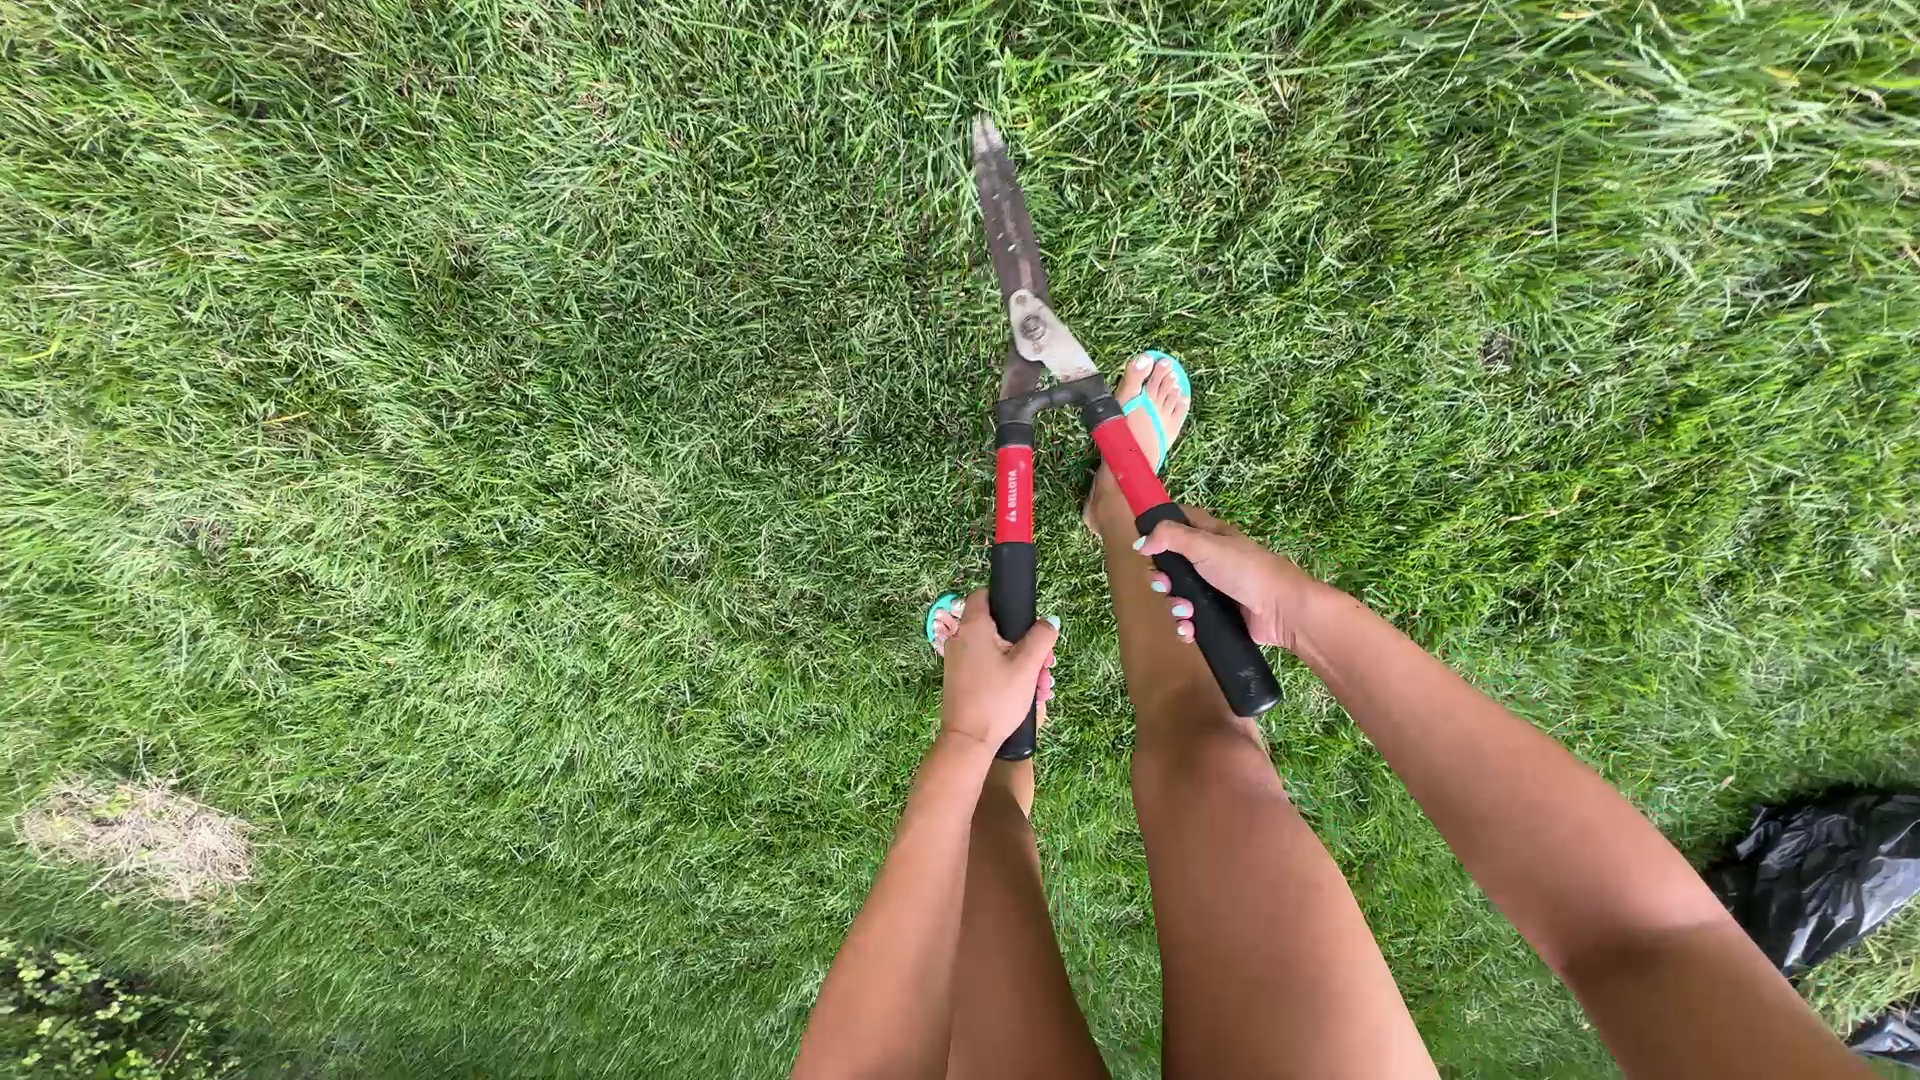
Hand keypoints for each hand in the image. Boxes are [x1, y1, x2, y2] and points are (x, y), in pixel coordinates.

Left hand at [938, 589, 1060, 748]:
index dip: (1005, 601)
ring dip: (1022, 664)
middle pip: (998, 629)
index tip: (1026, 619)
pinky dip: (1008, 675)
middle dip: (1027, 644)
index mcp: (973, 627)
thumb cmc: (997, 698)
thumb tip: (1049, 622)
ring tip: (1042, 686)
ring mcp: (959, 661)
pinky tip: (1028, 694)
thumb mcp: (1027, 666)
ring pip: (998, 652)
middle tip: (1046, 664)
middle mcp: (961, 639)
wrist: (969, 740)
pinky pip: (989, 667)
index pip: (983, 595)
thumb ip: (1041, 638)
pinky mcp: (961, 679)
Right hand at [1136, 506, 1323, 650]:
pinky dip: (1185, 625)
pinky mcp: (1217, 616)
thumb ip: (1170, 538)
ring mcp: (1214, 590)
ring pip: (1178, 595)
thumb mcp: (1206, 545)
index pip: (1180, 523)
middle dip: (1163, 577)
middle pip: (1171, 565)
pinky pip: (1190, 619)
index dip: (1160, 530)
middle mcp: (1210, 561)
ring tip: (1186, 612)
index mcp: (1211, 537)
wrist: (1282, 610)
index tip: (1145, 544)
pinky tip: (1189, 629)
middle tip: (1165, 585)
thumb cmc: (1245, 570)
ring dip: (1175, 605)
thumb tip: (1140, 543)